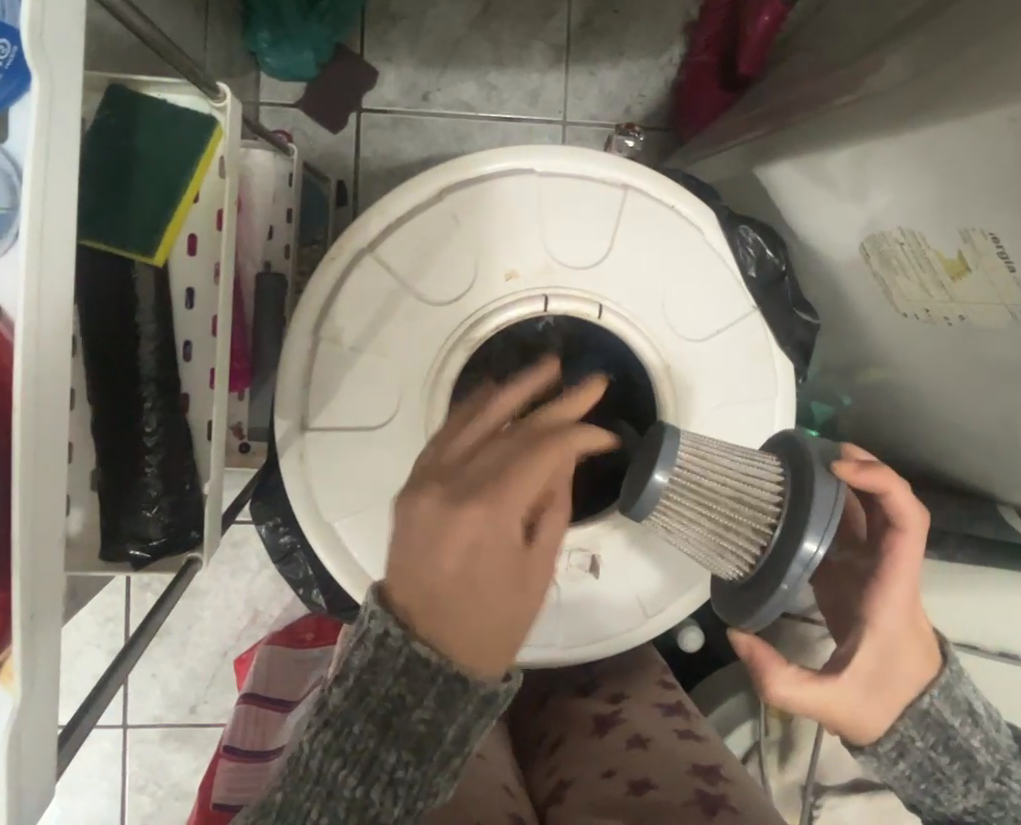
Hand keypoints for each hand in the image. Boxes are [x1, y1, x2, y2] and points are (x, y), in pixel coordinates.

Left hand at [380, 357, 617, 679]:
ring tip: (546, 367)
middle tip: (590, 380)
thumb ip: (554, 502)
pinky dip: (471, 409)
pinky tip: (494, 391)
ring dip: (513, 390)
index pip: (542, 450)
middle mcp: (453, 482)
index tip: (608, 433)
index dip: (579, 433)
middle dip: (555, 401)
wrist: (422, 653)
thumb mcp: (538, 569)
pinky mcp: (412, 483)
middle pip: (512, 427)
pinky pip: (444, 434)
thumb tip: (568, 453)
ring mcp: (426, 479)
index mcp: (489, 509)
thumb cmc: (492, 622)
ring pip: (473, 419)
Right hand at [728, 447, 942, 745]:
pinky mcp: (858, 579)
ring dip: (845, 483)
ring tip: (802, 462)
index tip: (837, 467)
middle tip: (817, 448)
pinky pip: (850, 531)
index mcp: (893, 587)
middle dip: (863, 468)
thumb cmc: (884, 707)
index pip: (907, 521)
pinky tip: (798, 499)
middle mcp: (888, 569)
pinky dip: (830, 508)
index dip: (880, 483)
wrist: (916, 728)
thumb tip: (735, 635)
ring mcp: (874, 572)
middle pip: (891, 504)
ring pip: (871, 513)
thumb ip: (781, 680)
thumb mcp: (832, 704)